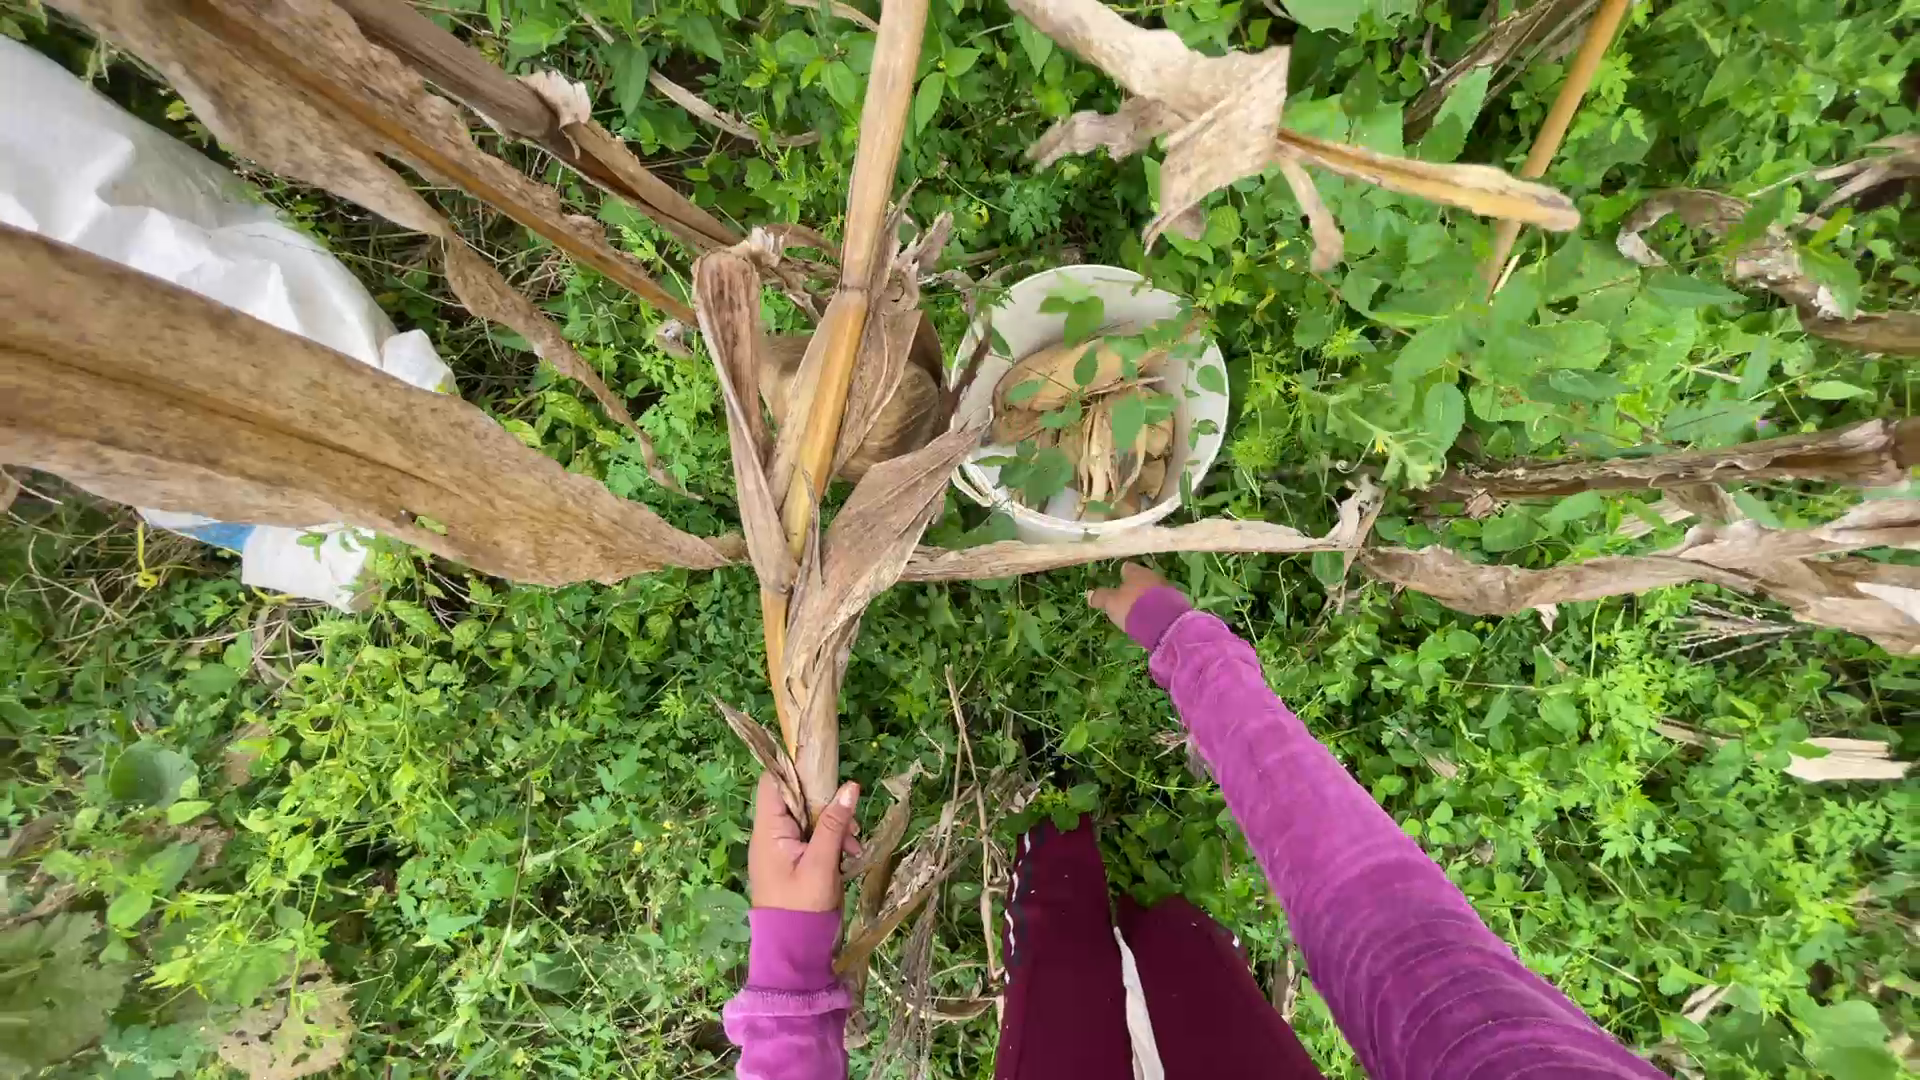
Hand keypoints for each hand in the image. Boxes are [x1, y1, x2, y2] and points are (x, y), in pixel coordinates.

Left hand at [747, 772, 861, 911]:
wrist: (794, 952)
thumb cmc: (803, 907)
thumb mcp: (822, 863)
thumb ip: (835, 823)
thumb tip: (850, 785)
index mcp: (768, 831)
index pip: (772, 783)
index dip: (794, 768)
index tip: (823, 767)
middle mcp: (771, 834)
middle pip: (796, 797)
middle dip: (826, 802)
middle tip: (850, 817)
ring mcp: (782, 846)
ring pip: (809, 816)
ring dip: (834, 823)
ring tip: (854, 842)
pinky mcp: (794, 858)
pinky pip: (813, 835)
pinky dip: (832, 838)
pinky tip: (850, 851)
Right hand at [1087, 561, 1173, 630]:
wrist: (1165, 623)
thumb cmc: (1132, 607)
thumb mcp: (1111, 603)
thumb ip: (1101, 597)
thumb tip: (1090, 594)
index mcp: (1136, 572)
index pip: (1127, 567)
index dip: (1121, 573)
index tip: (1117, 579)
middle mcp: (1153, 576)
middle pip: (1142, 578)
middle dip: (1135, 586)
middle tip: (1126, 596)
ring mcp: (1167, 589)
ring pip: (1153, 590)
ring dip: (1147, 597)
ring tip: (1138, 609)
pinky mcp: (1176, 604)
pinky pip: (1162, 602)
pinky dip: (1156, 607)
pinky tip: (1151, 617)